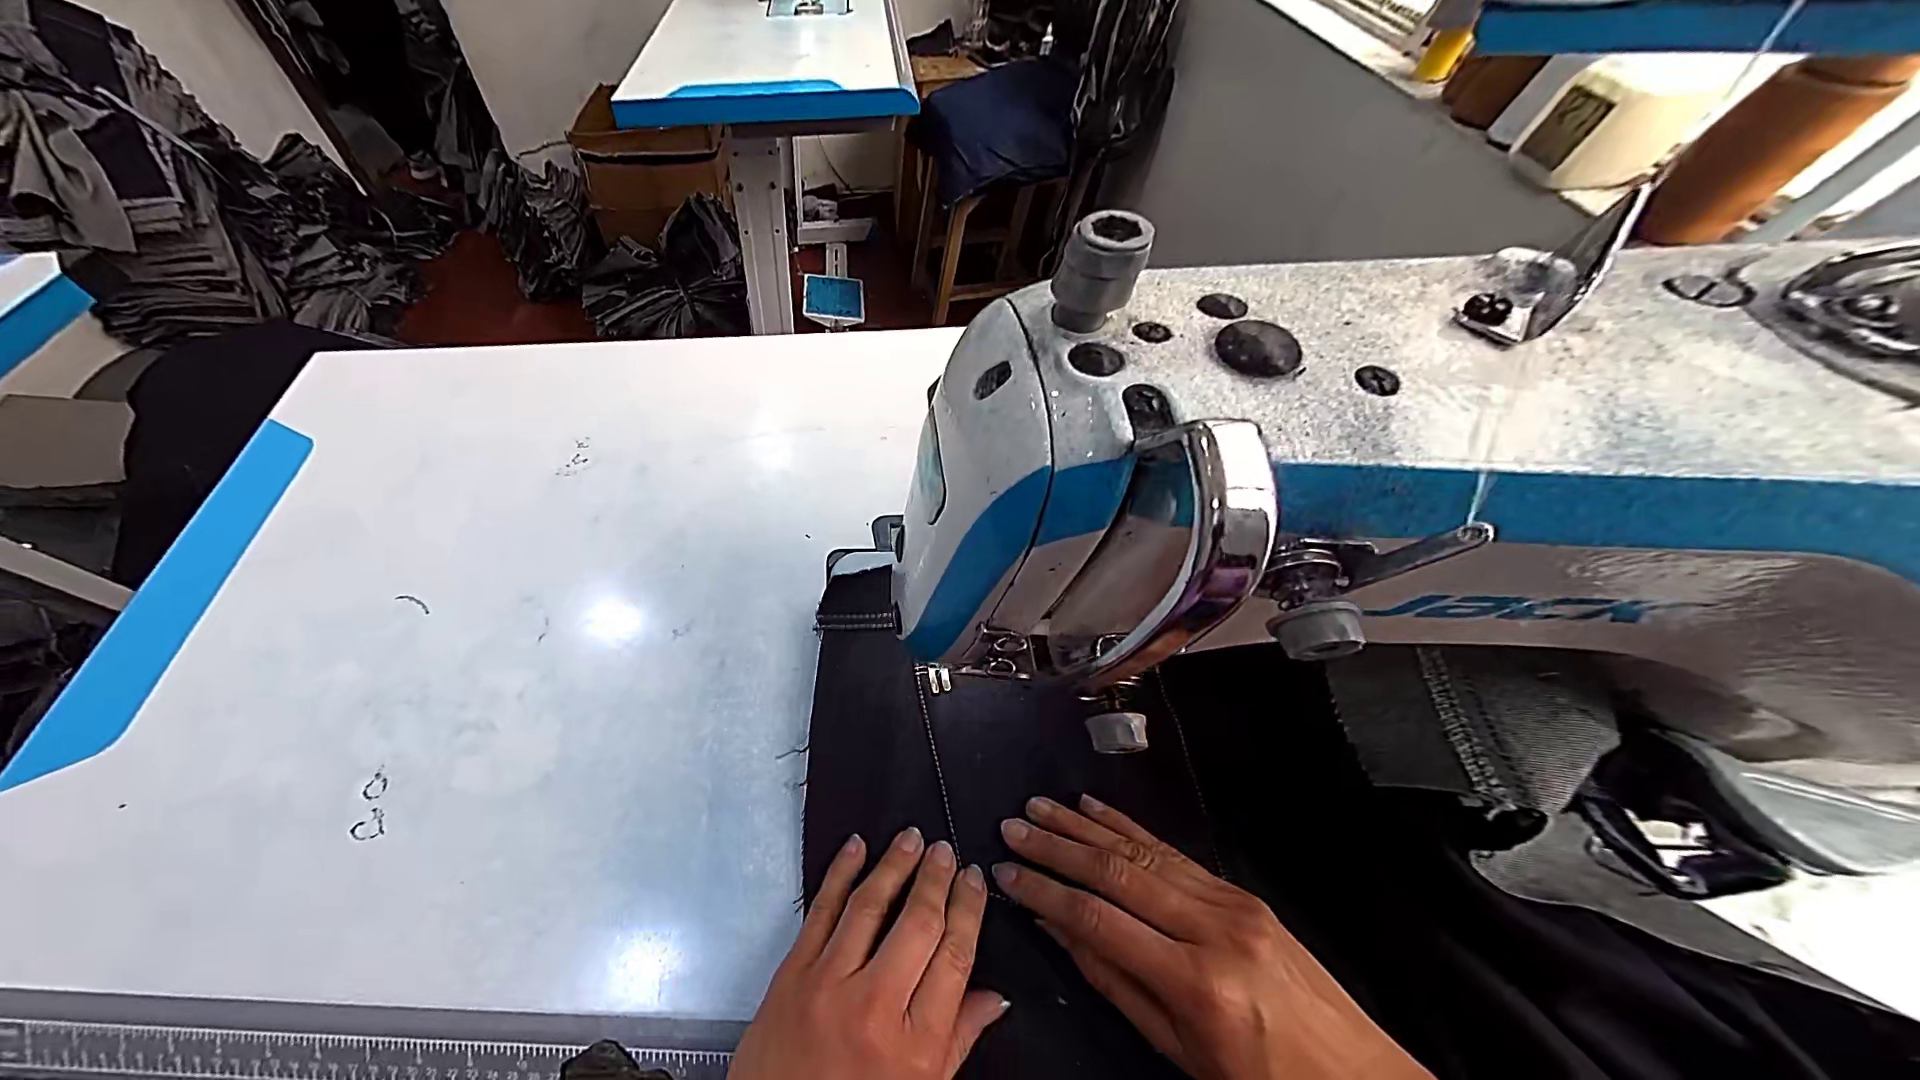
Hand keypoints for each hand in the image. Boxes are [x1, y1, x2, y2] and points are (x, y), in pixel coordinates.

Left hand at [728, 828, 1008, 1079]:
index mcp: (915, 1045)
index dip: (968, 909)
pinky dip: (840, 872)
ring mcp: (829, 986)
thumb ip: (959, 1038)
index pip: (955, 956)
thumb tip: (996, 997)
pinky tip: (857, 848)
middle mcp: (875, 1008)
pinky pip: (822, 910)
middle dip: (936, 879)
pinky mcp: (793, 975)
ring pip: (871, 906)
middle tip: (945, 851)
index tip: (973, 880)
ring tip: (911, 839)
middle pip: (918, 923)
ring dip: (894, 865)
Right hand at [993, 796, 1430, 1079]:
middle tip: (1014, 826)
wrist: (1358, 1077)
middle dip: (1056, 847)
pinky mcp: (1237, 889)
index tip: (1007, 873)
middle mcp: (1211, 927)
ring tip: (1042, 808)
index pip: (1099, 920)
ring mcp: (1228, 901)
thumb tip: (1059, 927)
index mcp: (1195, 982)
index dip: (1045, 892)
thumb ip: (1114, 982)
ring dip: (1084, 826)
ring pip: (1140, 850)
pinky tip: (1096, 808)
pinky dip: (1127, 826)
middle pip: (1115, 872)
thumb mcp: (1179, 1051)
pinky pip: (1171, 850)